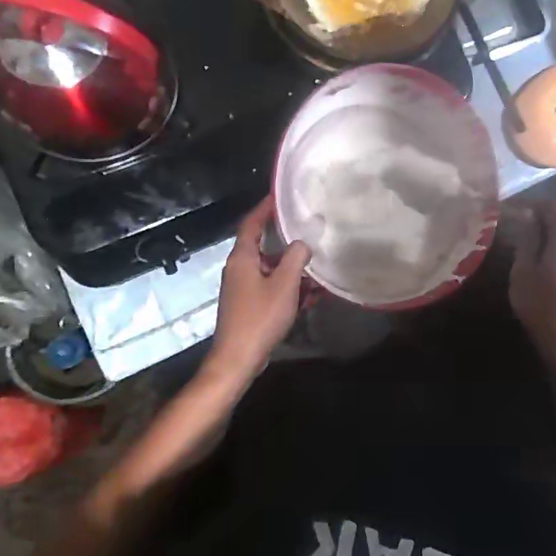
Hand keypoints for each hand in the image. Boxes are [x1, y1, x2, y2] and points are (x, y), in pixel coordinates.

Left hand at [207, 196, 310, 378]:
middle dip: (288, 242)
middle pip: (265, 246)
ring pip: (272, 268)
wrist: (238, 358)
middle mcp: (239, 269)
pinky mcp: (250, 304)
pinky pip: (272, 286)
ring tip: (318, 270)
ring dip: (294, 269)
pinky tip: (310, 296)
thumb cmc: (260, 317)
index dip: (264, 209)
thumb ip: (296, 258)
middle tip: (310, 233)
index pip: (251, 224)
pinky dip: (290, 286)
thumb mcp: (285, 285)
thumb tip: (303, 242)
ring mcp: (243, 288)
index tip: (280, 196)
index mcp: (242, 259)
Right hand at [507, 201, 555, 364]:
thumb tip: (528, 216)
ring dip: (551, 223)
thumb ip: (528, 239)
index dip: (536, 203)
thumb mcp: (524, 270)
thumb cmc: (542, 305)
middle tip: (520, 217)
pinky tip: (538, 248)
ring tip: (525, 231)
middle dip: (545, 210)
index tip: (514, 208)